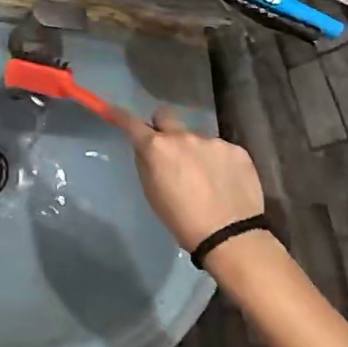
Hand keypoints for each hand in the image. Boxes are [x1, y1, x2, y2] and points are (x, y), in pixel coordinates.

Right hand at [115, 108, 265, 253]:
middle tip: (169, 149)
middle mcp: (183, 136)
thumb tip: (147, 148)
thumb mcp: (152, 193)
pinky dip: (218, 161)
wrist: (230, 236)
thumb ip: (147, 163)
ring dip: (194, 149)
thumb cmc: (182, 220)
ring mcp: (212, 140)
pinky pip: (220, 149)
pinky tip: (224, 181)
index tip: (111, 109)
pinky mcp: (235, 149)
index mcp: (157, 147)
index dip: (120, 115)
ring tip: (205, 177)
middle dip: (162, 126)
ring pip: (196, 136)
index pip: (132, 123)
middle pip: (165, 115)